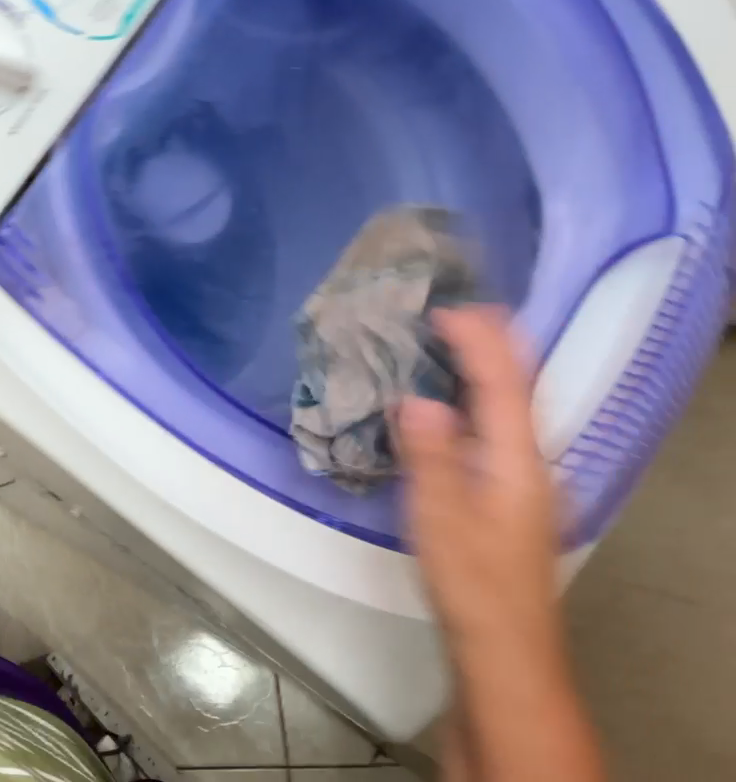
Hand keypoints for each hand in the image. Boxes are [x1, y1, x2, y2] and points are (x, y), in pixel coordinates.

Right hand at [396, 307, 561, 656]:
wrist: (504, 639)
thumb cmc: (469, 578)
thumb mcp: (440, 516)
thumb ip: (432, 457)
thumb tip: (419, 400)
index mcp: (516, 465)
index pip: (502, 390)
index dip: (480, 346)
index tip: (449, 310)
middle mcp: (531, 465)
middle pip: (522, 392)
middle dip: (499, 346)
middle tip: (465, 309)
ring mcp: (525, 480)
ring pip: (515, 409)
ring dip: (493, 368)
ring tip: (464, 339)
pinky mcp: (511, 493)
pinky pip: (502, 427)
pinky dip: (485, 397)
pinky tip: (462, 398)